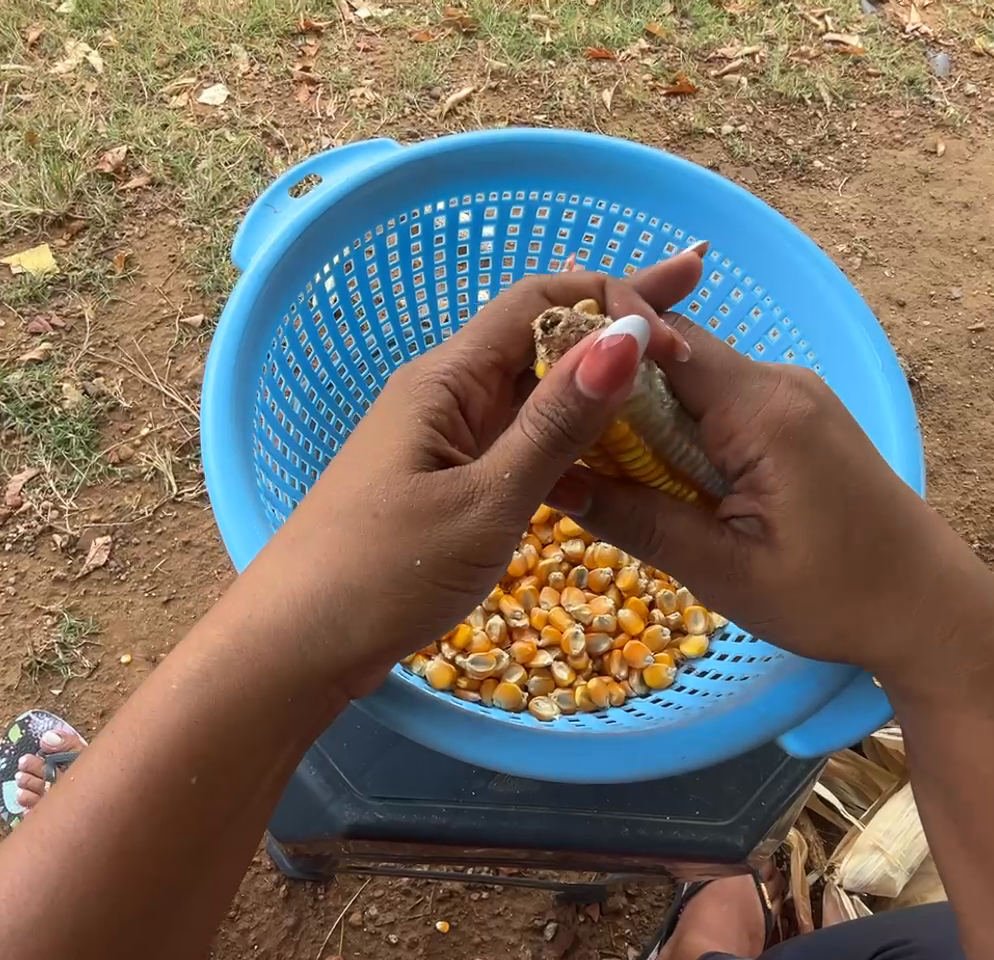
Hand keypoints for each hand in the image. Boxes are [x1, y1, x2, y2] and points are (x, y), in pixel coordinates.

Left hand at [233, 250, 705, 700]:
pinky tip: (604, 439)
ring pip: (530, 391)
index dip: (613, 301)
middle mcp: (443, 395)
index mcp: (445, 380)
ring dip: (595, 375)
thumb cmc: (383, 573)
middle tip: (694, 283)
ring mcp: (441, 440)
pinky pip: (514, 439)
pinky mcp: (442, 481)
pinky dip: (564, 432)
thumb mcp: (485, 501)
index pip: (539, 300)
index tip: (678, 343)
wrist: (299, 642)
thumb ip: (556, 424)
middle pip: (539, 335)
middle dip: (616, 313)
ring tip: (669, 360)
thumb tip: (628, 336)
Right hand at [551, 310, 993, 680]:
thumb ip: (634, 520)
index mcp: (764, 409)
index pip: (661, 342)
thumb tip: (550, 481)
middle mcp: (779, 383)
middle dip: (607, 389)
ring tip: (587, 457)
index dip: (596, 352)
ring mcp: (791, 398)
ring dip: (636, 415)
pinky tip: (648, 470)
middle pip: (669, 357)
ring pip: (688, 382)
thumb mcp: (720, 569)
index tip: (539, 383)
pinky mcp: (794, 421)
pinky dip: (671, 431)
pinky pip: (715, 406)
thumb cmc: (833, 598)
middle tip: (550, 432)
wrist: (931, 612)